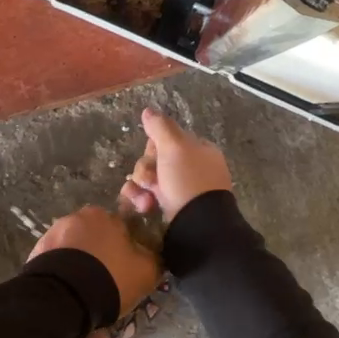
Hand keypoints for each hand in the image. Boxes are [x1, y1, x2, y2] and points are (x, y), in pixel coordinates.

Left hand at [30, 205, 161, 313]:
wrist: (64, 299)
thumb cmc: (110, 278)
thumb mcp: (146, 272)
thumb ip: (154, 258)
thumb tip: (154, 254)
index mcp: (104, 215)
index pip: (122, 228)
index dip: (126, 249)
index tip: (125, 270)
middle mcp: (77, 217)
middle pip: (96, 236)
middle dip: (100, 254)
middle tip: (105, 281)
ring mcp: (53, 233)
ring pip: (75, 248)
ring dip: (80, 262)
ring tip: (85, 290)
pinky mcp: (36, 252)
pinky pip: (57, 261)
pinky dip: (64, 272)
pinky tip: (69, 290)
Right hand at [120, 108, 231, 222]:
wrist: (198, 227)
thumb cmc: (188, 181)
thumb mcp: (175, 147)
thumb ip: (160, 127)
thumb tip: (148, 110)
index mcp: (199, 150)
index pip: (168, 138)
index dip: (154, 145)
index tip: (154, 153)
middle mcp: (192, 168)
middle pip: (155, 158)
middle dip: (145, 169)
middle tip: (149, 179)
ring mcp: (183, 190)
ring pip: (149, 178)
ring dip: (140, 186)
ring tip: (145, 199)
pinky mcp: (173, 210)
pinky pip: (149, 197)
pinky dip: (141, 199)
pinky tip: (142, 206)